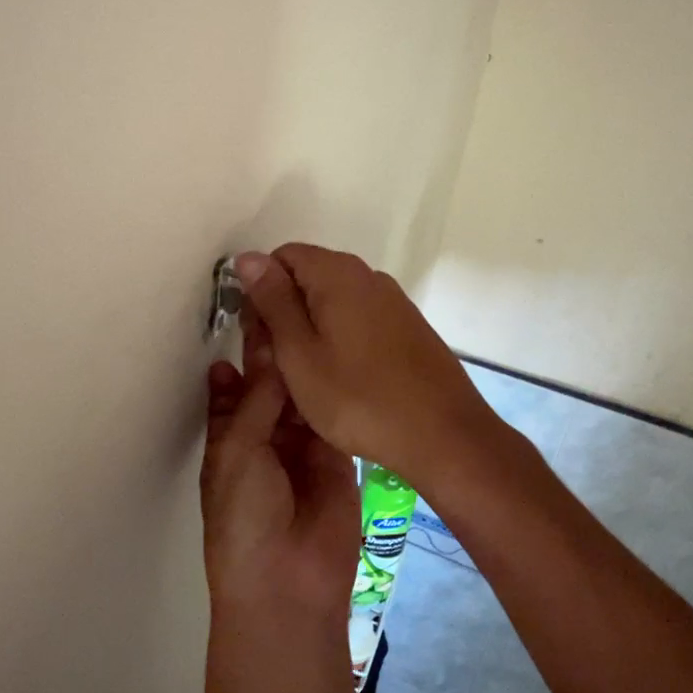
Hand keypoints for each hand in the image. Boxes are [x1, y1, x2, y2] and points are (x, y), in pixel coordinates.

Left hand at [199, 332, 358, 614]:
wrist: (289, 583)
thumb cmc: (245, 516)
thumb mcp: (240, 452)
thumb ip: (258, 399)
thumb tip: (267, 348)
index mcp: (230, 439)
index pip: (234, 388)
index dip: (241, 354)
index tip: (249, 309)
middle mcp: (265, 438)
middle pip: (271, 386)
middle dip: (275, 350)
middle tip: (285, 299)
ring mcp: (302, 447)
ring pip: (303, 396)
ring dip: (305, 363)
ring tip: (312, 313)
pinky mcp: (338, 456)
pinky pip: (333, 416)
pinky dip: (334, 388)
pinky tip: (339, 351)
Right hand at [233, 244, 496, 483]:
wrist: (443, 436)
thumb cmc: (359, 398)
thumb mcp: (299, 354)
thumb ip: (273, 302)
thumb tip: (249, 258)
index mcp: (337, 274)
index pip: (282, 257)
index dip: (261, 291)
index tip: (260, 336)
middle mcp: (368, 276)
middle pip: (309, 277)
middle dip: (286, 312)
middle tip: (280, 364)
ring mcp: (393, 302)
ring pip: (335, 303)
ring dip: (314, 331)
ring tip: (310, 379)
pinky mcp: (409, 328)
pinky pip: (361, 321)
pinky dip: (342, 341)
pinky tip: (345, 382)